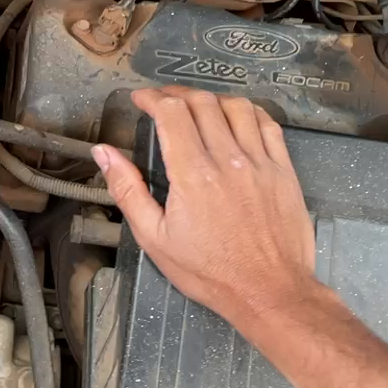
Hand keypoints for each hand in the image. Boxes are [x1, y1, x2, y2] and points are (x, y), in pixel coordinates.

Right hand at [91, 88, 324, 328]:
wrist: (270, 293)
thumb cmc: (208, 271)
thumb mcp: (154, 237)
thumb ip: (127, 189)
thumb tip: (104, 152)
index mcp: (192, 174)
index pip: (171, 113)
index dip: (151, 97)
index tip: (140, 100)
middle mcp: (227, 160)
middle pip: (201, 102)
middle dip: (176, 94)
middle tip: (162, 101)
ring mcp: (260, 163)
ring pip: (236, 106)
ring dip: (210, 98)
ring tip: (196, 107)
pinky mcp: (284, 170)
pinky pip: (267, 124)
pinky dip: (248, 110)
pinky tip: (235, 115)